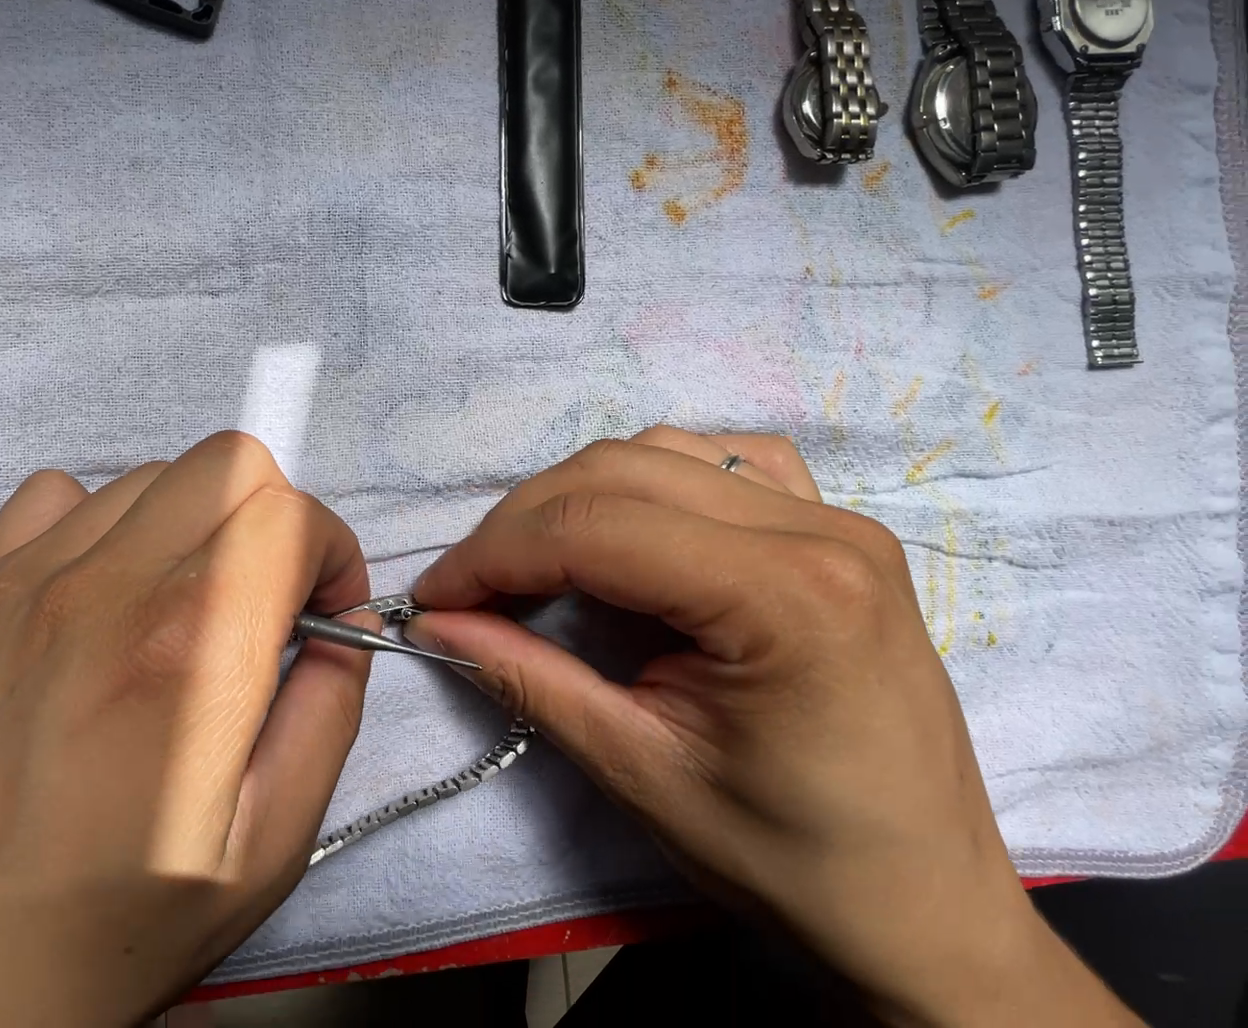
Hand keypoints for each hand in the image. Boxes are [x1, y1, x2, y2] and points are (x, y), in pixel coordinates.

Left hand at [0, 432, 375, 1026]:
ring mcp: (29, 577)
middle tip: (263, 601)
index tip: (322, 612)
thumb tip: (343, 625)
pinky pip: (57, 495)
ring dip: (193, 526)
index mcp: (193, 648)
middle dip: (272, 520)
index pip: (288, 515)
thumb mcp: (272, 841)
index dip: (331, 554)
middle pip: (227, 464)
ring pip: (150, 478)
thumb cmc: (123, 918)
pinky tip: (102, 595)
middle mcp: (108, 587)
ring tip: (180, 609)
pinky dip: (102, 524)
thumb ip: (329, 710)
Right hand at [405, 427, 1137, 1026]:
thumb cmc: (785, 855)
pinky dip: (647, 482)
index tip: (432, 597)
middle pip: (617, 471)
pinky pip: (721, 463)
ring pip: (661, 451)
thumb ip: (526, 678)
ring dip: (574, 498)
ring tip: (532, 565)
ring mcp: (835, 519)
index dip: (491, 555)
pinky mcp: (835, 532)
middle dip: (519, 525)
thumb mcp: (635, 770)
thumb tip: (435, 622)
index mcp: (783, 595)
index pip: (593, 529)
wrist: (921, 903)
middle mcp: (818, 530)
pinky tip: (627, 528)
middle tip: (468, 589)